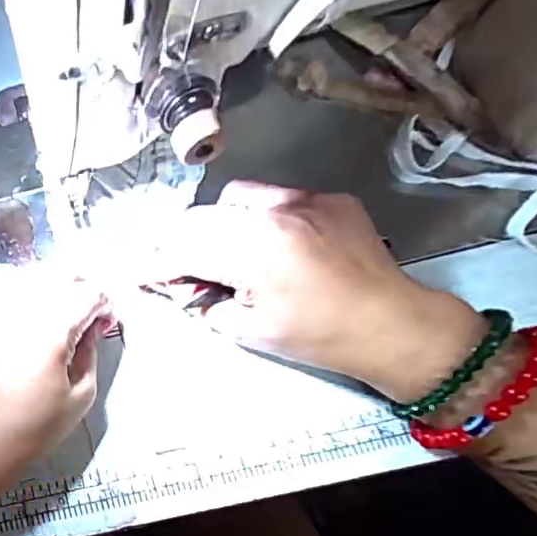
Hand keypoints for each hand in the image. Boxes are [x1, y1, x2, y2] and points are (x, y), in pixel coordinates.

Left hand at [0, 265, 110, 502]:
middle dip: (80, 290)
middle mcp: (21, 308)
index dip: (103, 305)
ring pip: (33, 272)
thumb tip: (93, 325)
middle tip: (84, 317)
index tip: (104, 322)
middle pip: (62, 273)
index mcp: (52, 331)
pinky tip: (27, 308)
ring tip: (56, 314)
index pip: (89, 292)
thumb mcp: (81, 396)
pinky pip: (2, 279)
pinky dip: (20, 284)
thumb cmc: (31, 427)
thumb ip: (92, 350)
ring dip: (52, 285)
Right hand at [127, 182, 484, 401]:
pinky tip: (273, 247)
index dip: (160, 260)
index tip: (144, 269)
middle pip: (205, 214)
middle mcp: (276, 211)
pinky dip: (261, 219)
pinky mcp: (329, 198)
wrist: (392, 324)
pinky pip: (278, 199)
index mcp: (255, 248)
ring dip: (220, 223)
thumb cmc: (321, 337)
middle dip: (184, 240)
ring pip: (238, 197)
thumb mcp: (252, 331)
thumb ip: (209, 304)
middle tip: (179, 266)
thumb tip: (186, 289)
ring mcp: (306, 199)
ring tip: (228, 254)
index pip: (187, 245)